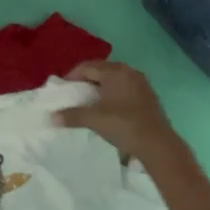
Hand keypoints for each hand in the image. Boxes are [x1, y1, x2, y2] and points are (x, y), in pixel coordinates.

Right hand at [55, 61, 187, 166]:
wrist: (157, 144)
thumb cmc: (123, 125)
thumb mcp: (94, 119)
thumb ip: (72, 115)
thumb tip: (52, 117)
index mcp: (115, 72)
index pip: (88, 66)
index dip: (72, 76)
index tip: (63, 89)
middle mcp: (130, 72)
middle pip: (102, 70)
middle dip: (86, 80)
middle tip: (74, 93)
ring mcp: (141, 84)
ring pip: (115, 79)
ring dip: (100, 87)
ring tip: (89, 101)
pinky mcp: (148, 96)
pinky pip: (125, 88)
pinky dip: (113, 94)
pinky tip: (108, 108)